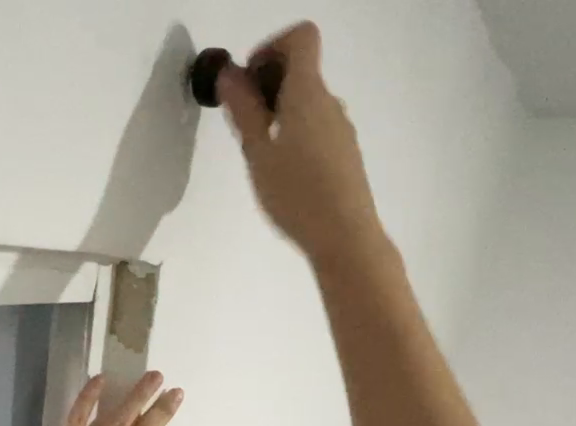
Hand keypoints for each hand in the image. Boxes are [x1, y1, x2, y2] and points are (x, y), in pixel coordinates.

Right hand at [218, 22, 386, 268]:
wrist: (345, 237)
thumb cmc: (296, 194)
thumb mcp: (258, 154)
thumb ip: (243, 111)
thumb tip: (230, 73)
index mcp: (308, 93)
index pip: (301, 38)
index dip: (271, 48)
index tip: (249, 82)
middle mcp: (330, 103)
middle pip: (301, 73)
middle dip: (268, 88)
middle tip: (244, 126)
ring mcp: (342, 130)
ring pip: (307, 106)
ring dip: (280, 116)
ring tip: (261, 158)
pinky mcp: (346, 156)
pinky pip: (317, 130)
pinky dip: (295, 136)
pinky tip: (284, 175)